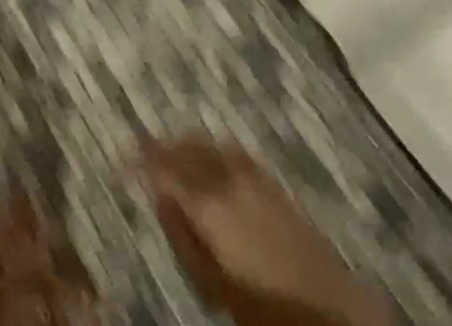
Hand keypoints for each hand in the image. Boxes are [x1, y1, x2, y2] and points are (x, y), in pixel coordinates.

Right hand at [142, 137, 390, 325]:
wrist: (330, 313)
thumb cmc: (258, 302)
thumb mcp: (207, 279)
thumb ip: (179, 234)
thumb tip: (160, 198)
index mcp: (207, 203)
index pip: (163, 168)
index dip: (138, 159)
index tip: (121, 155)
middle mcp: (229, 182)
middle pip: (188, 149)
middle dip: (161, 145)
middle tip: (140, 146)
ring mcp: (257, 182)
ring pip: (213, 146)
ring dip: (189, 143)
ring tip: (172, 147)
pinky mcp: (278, 190)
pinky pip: (238, 155)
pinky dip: (217, 149)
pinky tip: (214, 157)